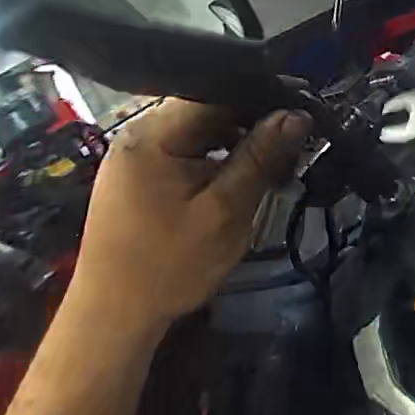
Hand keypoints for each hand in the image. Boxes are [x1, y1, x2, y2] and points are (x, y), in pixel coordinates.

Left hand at [74, 99, 311, 324]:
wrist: (112, 322)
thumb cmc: (167, 268)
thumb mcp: (224, 211)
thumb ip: (260, 158)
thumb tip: (297, 115)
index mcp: (152, 136)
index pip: (215, 92)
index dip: (261, 94)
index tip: (301, 104)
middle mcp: (139, 135)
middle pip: (208, 109)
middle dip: (253, 120)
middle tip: (296, 137)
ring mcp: (137, 156)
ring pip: (201, 131)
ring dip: (238, 141)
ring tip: (276, 158)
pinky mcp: (141, 176)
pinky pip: (188, 151)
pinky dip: (218, 158)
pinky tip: (244, 174)